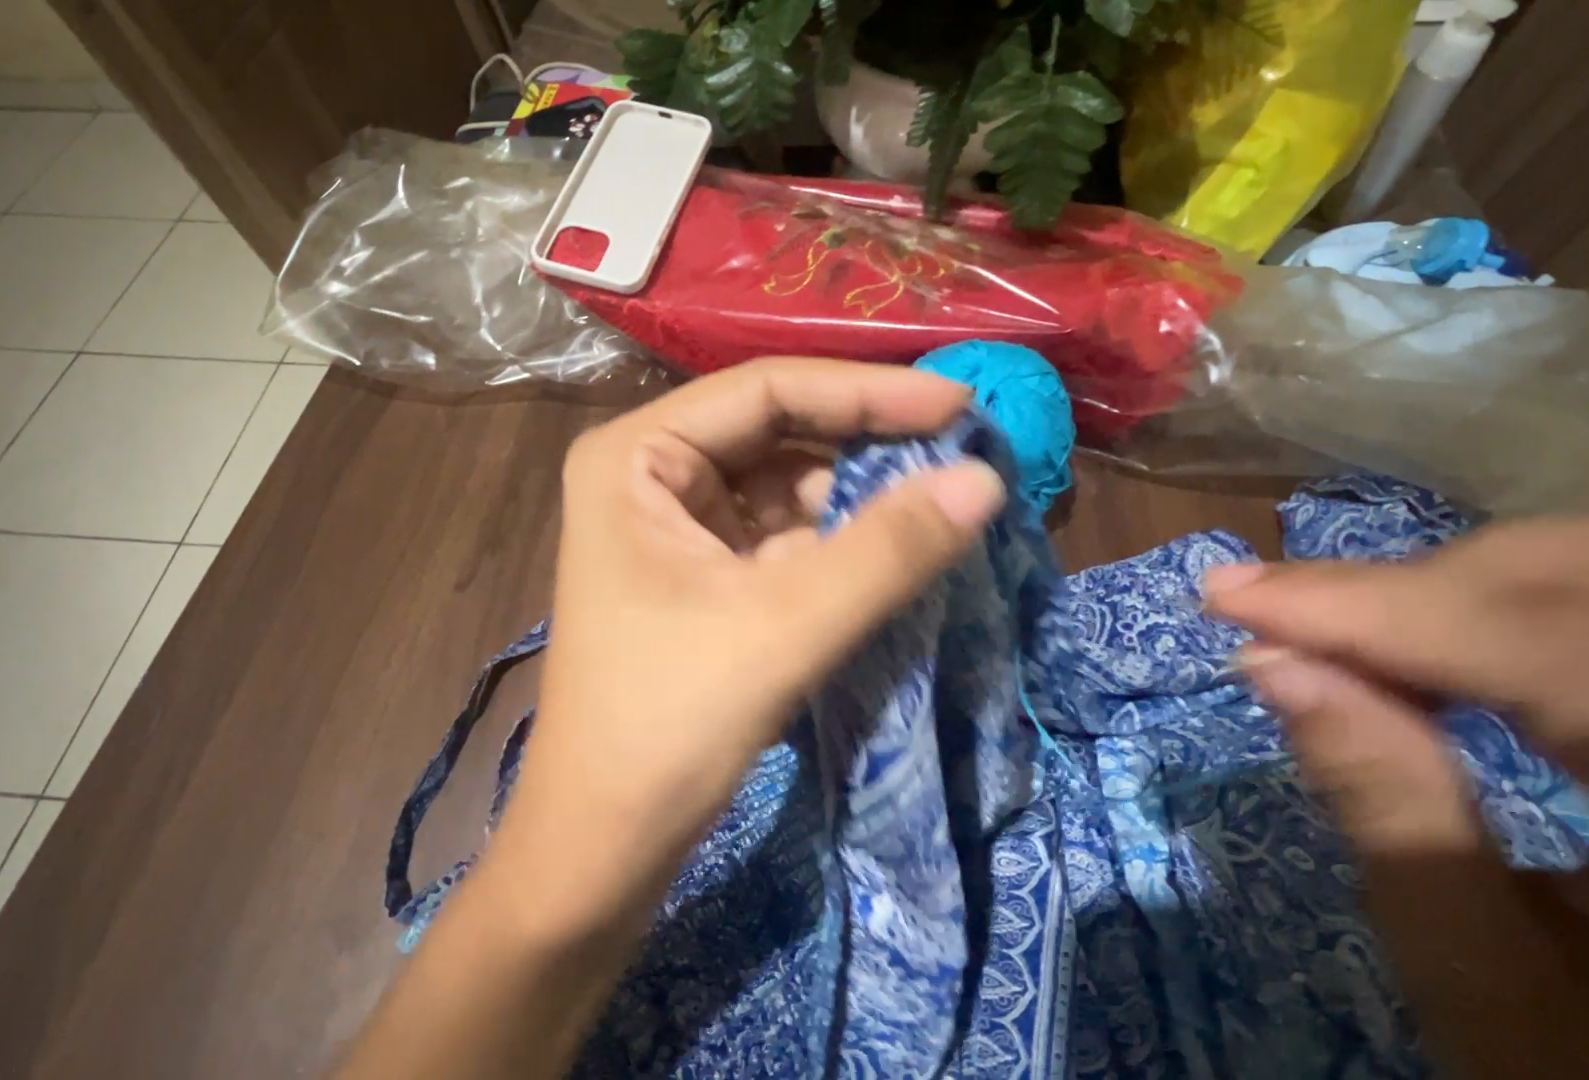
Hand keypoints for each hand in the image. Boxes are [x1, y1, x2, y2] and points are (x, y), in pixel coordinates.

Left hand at [341, 360, 1002, 1079]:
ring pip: (786, 484)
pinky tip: (898, 544)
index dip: (868, 390)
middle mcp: (648, 475)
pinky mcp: (702, 576)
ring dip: (860, 493)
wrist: (602, 844)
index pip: (766, 389)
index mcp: (634, 457)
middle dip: (867, 440)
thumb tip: (987, 480)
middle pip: (777, 430)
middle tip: (965, 449)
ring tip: (946, 496)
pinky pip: (783, 535)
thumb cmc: (666, 725)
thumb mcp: (783, 627)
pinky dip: (840, 539)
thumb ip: (887, 550)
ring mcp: (675, 528)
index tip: (960, 405)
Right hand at [1203, 483, 1588, 1078]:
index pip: (1556, 653)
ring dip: (1498, 572)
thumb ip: (1388, 814)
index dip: (1377, 609)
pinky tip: (1470, 624)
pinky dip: (1555, 582)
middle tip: (1301, 615)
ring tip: (1375, 623)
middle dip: (1443, 578)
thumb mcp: (1493, 987)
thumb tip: (1272, 665)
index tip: (1231, 595)